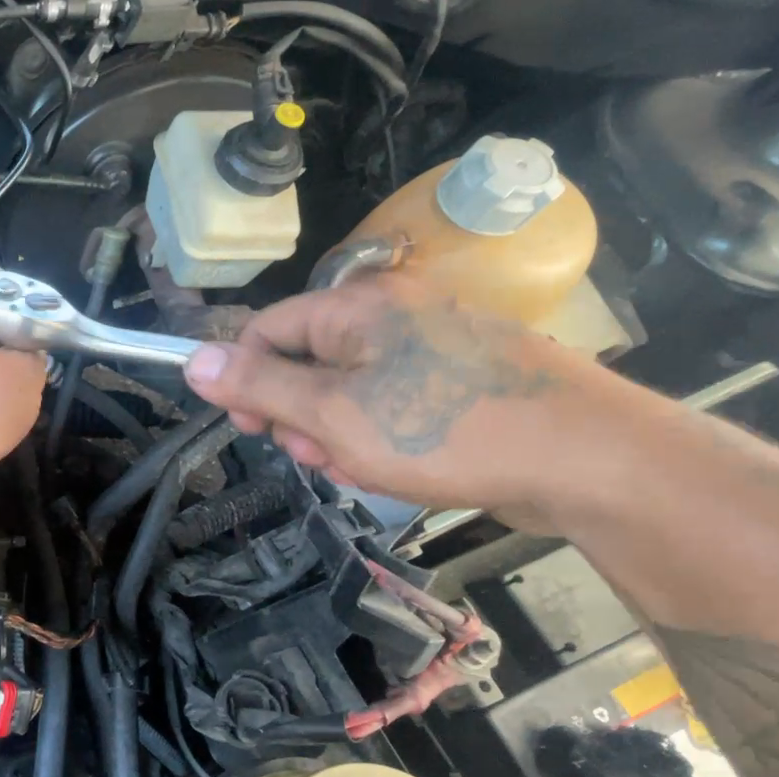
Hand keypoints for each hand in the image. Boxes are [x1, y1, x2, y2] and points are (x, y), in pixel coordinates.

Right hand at [181, 277, 637, 525]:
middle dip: (295, 415)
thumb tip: (191, 359)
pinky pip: (389, 401)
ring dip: (333, 433)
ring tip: (360, 466)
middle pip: (304, 361)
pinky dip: (376, 434)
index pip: (264, 330)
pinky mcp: (460, 378)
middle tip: (313, 454)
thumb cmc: (443, 432)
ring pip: (345, 389)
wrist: (587, 459)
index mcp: (358, 308)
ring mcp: (432, 345)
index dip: (243, 379)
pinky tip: (394, 465)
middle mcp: (394, 313)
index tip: (251, 427)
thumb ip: (256, 386)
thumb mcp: (330, 414)